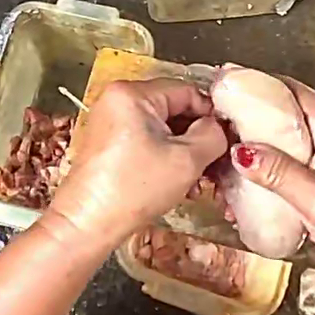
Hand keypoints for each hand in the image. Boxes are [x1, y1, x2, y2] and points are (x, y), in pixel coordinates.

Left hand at [46, 78, 228, 245]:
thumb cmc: (133, 189)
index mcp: (132, 94)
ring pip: (161, 128)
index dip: (212, 116)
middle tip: (215, 165)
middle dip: (197, 138)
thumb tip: (217, 126)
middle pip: (173, 109)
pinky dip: (164, 158)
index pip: (187, 91)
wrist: (87, 223)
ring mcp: (109, 121)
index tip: (227, 139)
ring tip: (198, 181)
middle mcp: (116, 100)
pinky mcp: (107, 142)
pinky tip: (178, 183)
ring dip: (184, 152)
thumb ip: (212, 135)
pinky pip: (145, 141)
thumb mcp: (186, 160)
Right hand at [228, 79, 314, 269]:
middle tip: (213, 127)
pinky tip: (239, 185)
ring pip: (277, 140)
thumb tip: (239, 151)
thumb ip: (279, 174)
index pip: (292, 92)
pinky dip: (259, 168)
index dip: (259, 85)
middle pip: (280, 114)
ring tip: (219, 159)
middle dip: (245, 119)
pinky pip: (281, 163)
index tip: (226, 87)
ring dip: (249, 148)